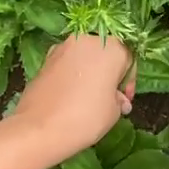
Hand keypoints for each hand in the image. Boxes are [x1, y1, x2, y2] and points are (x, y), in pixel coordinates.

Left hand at [8, 34, 134, 161]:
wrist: (40, 128)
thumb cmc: (86, 117)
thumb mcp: (114, 111)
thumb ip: (119, 98)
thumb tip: (118, 99)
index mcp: (111, 48)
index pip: (128, 58)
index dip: (128, 80)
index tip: (124, 99)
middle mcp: (86, 40)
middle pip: (104, 54)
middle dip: (108, 74)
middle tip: (109, 98)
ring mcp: (62, 48)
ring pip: (83, 57)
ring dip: (89, 73)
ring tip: (89, 99)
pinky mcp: (45, 59)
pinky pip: (66, 64)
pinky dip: (71, 75)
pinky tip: (70, 96)